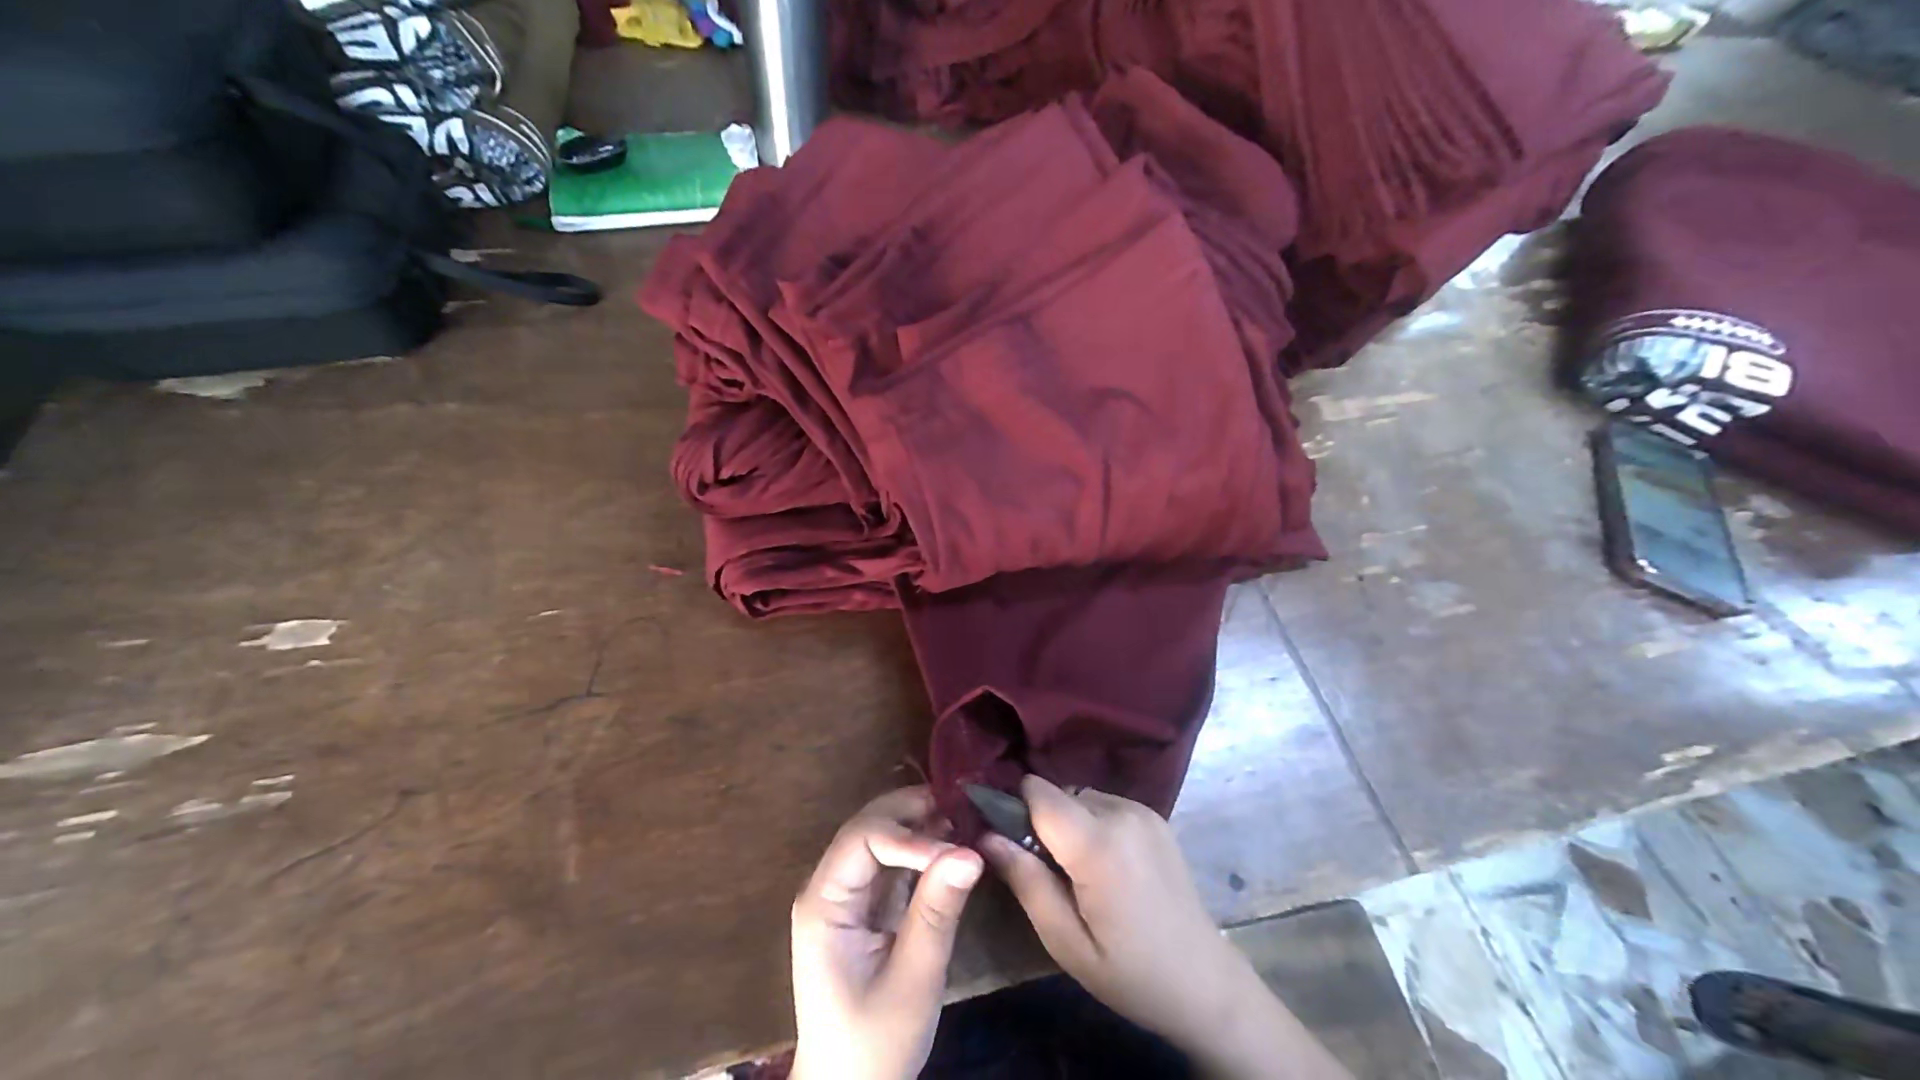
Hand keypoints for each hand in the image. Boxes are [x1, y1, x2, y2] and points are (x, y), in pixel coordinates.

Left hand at [790, 786, 983, 1079]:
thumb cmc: (875, 1042)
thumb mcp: (913, 980)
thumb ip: (937, 912)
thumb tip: (971, 851)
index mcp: (824, 903)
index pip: (863, 839)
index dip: (909, 834)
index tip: (956, 847)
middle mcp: (828, 887)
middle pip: (867, 827)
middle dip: (913, 813)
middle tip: (964, 807)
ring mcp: (845, 895)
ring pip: (879, 838)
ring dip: (919, 825)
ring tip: (964, 819)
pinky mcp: (864, 906)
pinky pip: (890, 862)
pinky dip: (921, 850)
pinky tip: (951, 846)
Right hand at [980, 776, 1350, 1079]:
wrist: (1205, 984)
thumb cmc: (1130, 973)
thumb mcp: (1065, 941)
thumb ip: (1025, 880)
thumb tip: (986, 834)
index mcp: (1098, 843)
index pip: (1037, 790)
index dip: (1013, 808)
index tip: (1005, 840)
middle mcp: (1121, 812)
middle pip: (1057, 794)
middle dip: (1041, 823)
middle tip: (1046, 872)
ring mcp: (1143, 811)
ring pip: (1079, 797)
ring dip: (1067, 824)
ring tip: (1077, 873)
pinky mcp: (1155, 817)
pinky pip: (1104, 805)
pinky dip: (1092, 825)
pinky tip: (1104, 867)